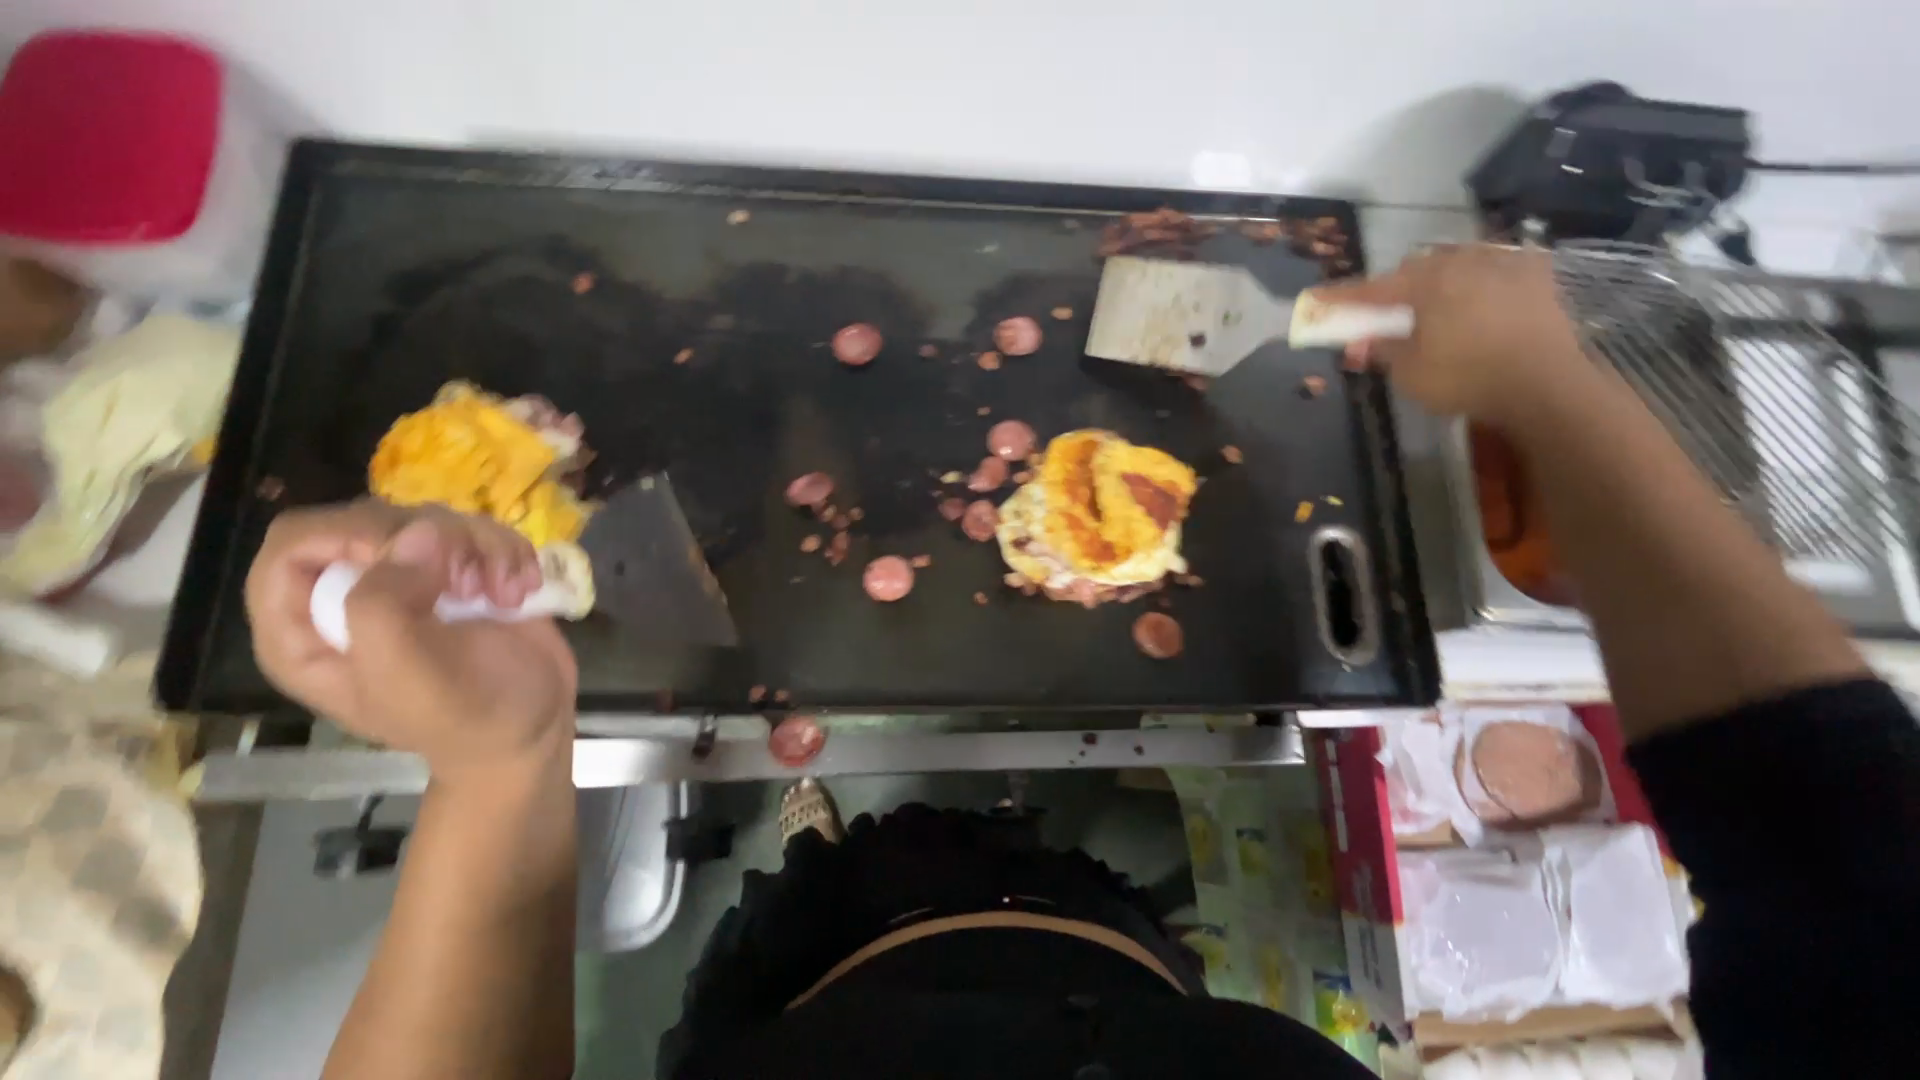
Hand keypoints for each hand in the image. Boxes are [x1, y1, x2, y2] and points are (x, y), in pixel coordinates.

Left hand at [245, 500, 578, 779]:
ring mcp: (410, 581)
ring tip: (505, 594)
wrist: (532, 731)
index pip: (295, 542)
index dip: (350, 536)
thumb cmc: (464, 717)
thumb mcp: (406, 675)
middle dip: (435, 541)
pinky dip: (509, 551)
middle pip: (372, 519)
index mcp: (306, 629)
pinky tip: (521, 589)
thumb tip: (419, 533)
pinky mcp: (462, 574)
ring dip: (483, 548)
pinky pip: (479, 529)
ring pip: (433, 519)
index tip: (412, 560)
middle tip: (470, 584)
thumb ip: (383, 604)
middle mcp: (350, 596)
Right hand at [1319, 245, 1592, 427]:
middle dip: (1395, 287)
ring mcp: (1503, 264)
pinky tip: (1478, 294)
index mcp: (1426, 282)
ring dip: (1438, 280)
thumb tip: (1358, 342)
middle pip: (1416, 269)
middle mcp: (1463, 261)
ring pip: (1456, 263)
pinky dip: (1478, 280)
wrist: (1546, 384)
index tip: (1314, 301)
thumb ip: (1381, 349)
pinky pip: (1495, 269)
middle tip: (1383, 310)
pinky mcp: (1537, 276)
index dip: (1340, 297)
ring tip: (1433, 302)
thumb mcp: (1410, 372)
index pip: (1371, 289)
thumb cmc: (1466, 377)